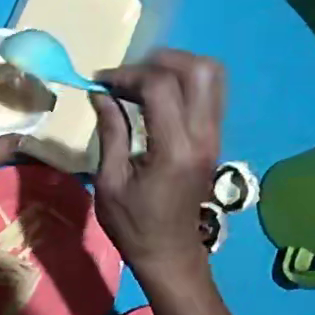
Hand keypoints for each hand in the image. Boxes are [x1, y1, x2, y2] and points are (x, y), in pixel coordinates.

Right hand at [91, 49, 225, 277]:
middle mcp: (203, 136)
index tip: (100, 82)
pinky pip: (209, 93)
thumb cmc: (132, 224)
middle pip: (199, 70)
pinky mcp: (214, 139)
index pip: (160, 87)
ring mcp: (214, 136)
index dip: (127, 74)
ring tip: (140, 81)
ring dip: (175, 68)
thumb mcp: (109, 181)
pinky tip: (154, 97)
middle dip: (159, 61)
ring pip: (211, 76)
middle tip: (126, 75)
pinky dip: (183, 83)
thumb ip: (111, 133)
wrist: (169, 253)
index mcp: (174, 149)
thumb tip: (102, 95)